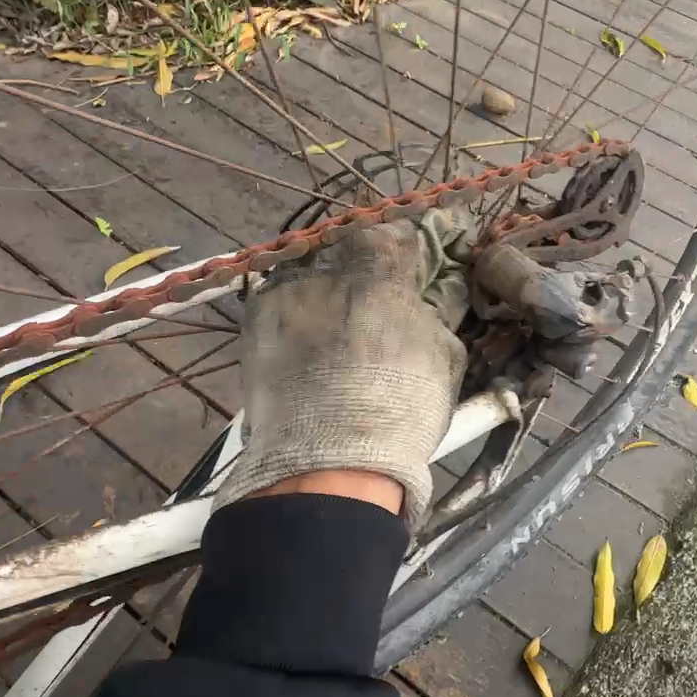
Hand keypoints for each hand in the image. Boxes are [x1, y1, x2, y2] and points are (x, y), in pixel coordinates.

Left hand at [215, 211, 471, 523]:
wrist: (329, 460)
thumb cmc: (402, 406)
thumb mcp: (444, 354)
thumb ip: (431, 315)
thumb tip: (424, 303)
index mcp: (382, 272)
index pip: (392, 235)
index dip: (400, 252)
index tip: (405, 270)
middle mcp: (328, 270)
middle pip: (345, 257)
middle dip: (357, 279)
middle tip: (368, 315)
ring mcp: (284, 295)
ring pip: (308, 284)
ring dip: (322, 303)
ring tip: (331, 346)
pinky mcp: (252, 325)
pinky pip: (279, 311)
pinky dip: (293, 327)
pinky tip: (304, 360)